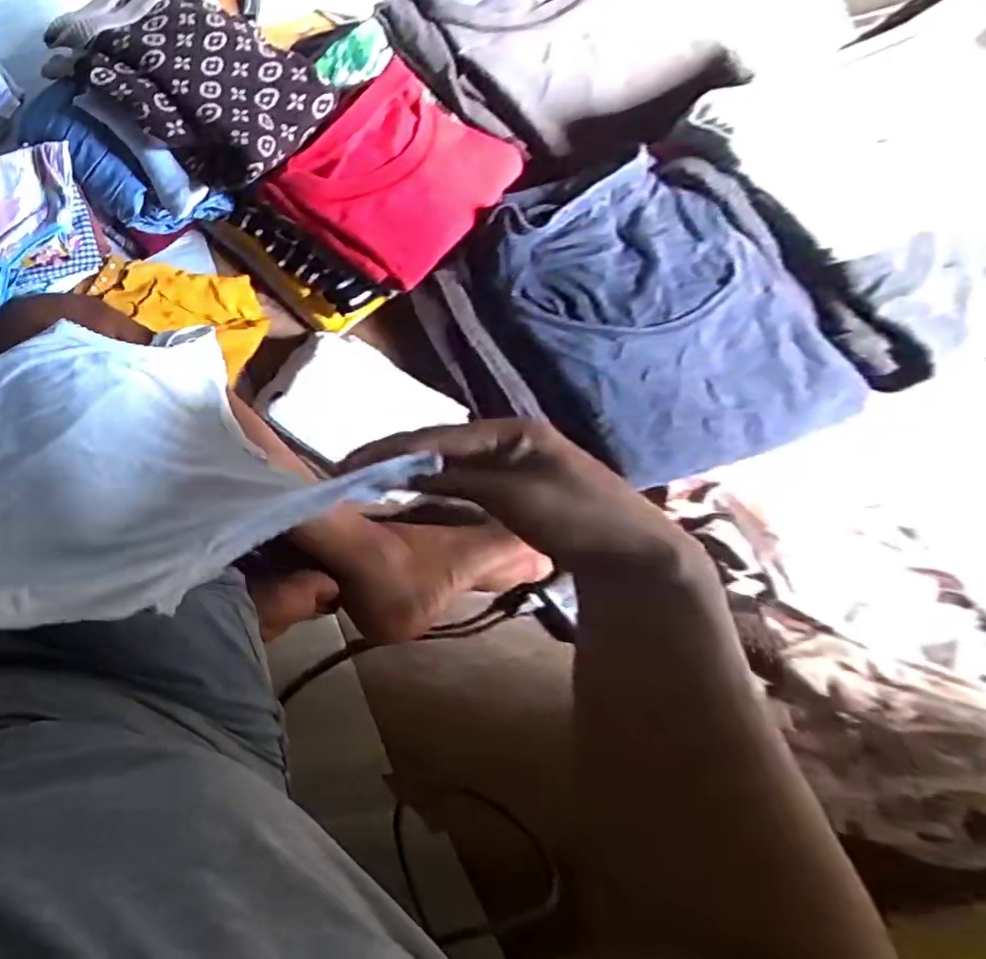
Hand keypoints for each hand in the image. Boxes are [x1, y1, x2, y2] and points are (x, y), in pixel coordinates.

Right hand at [339, 419, 701, 575]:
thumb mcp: (514, 496)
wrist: (634, 554)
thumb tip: (404, 472)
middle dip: (392, 453)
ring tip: (366, 474)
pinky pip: (453, 476)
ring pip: (441, 458)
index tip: (356, 460)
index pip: (438, 435)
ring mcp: (504, 460)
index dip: (393, 448)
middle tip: (351, 466)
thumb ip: (457, 480)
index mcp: (510, 430)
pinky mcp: (504, 482)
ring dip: (404, 466)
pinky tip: (401, 485)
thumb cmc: (578, 517)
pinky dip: (425, 480)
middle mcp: (504, 437)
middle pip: (435, 442)